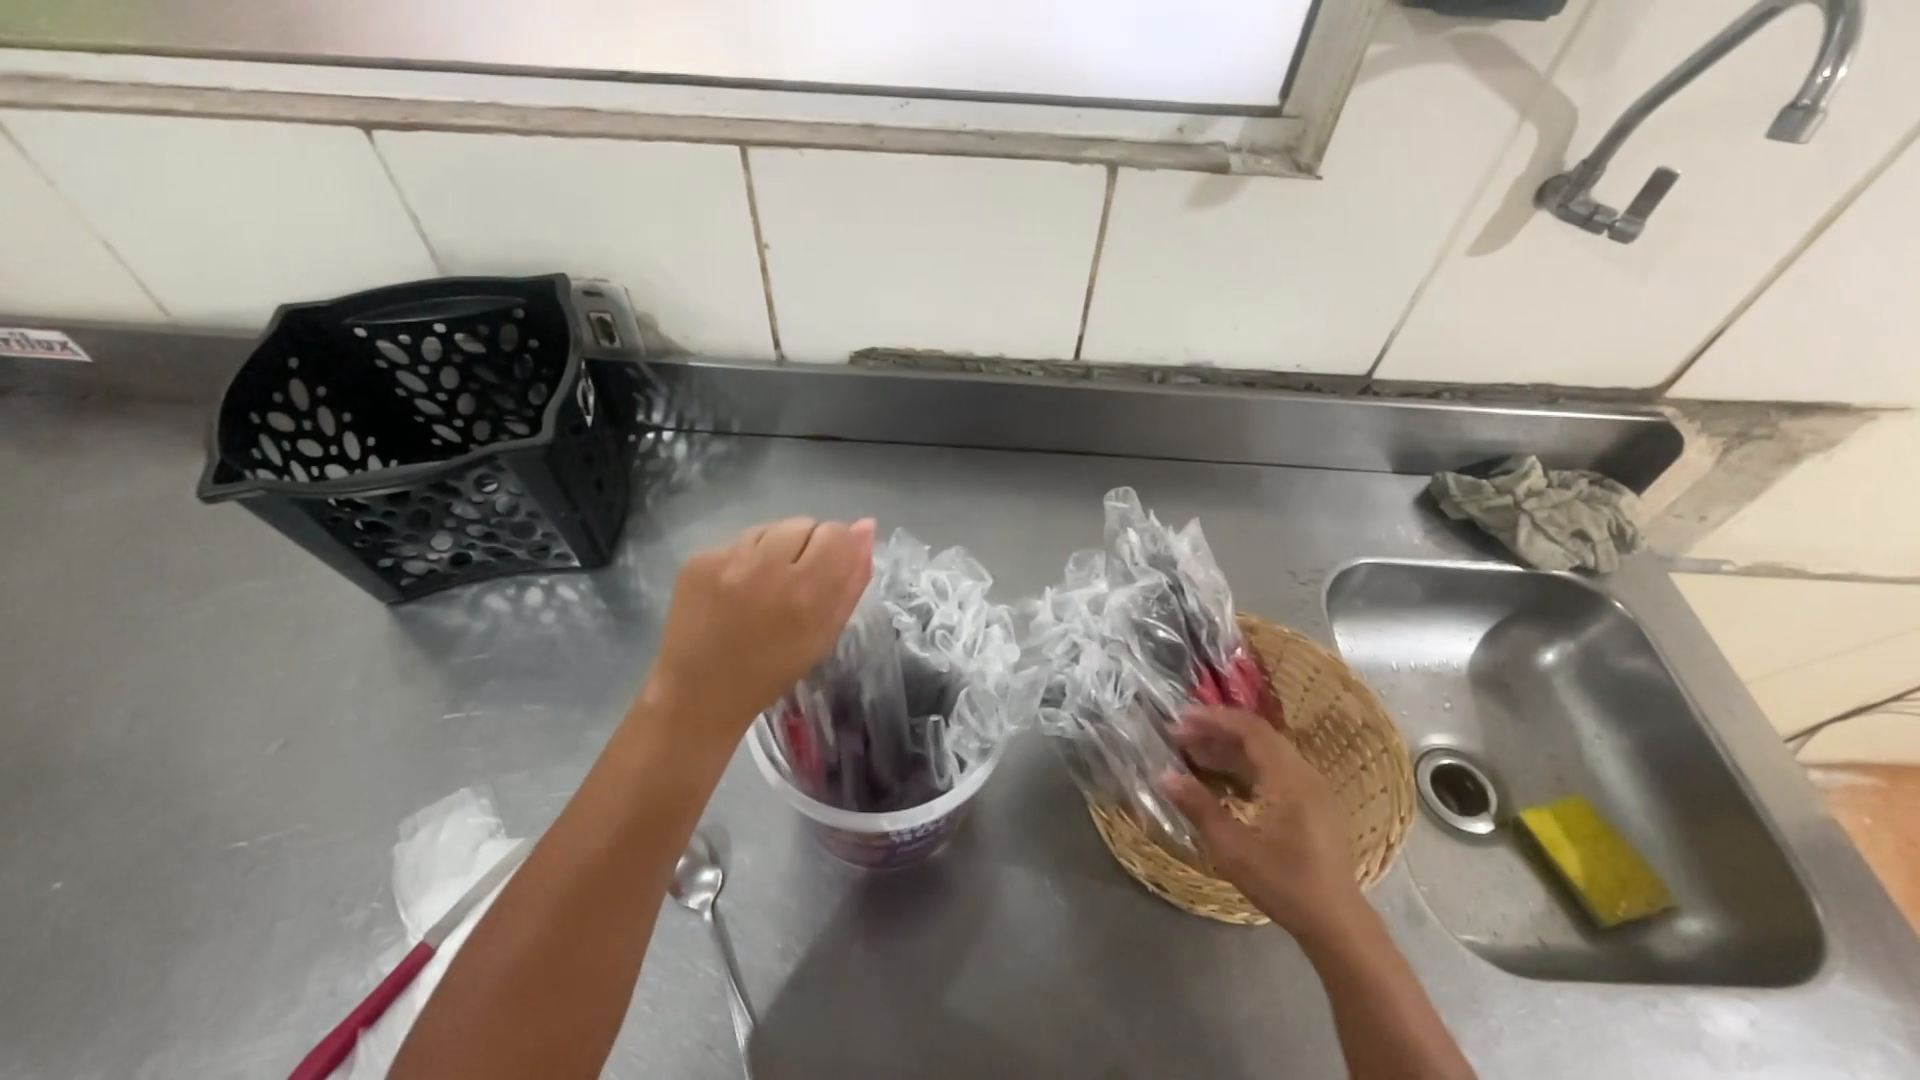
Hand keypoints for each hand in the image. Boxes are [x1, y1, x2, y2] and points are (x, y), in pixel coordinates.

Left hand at [645, 517, 875, 739]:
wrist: (701, 691)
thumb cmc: (773, 671)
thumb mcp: (825, 635)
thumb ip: (851, 581)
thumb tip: (866, 527)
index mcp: (804, 591)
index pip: (836, 533)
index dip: (839, 547)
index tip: (830, 567)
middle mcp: (765, 566)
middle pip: (804, 523)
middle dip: (808, 545)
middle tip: (797, 581)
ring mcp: (727, 559)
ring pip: (770, 529)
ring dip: (776, 549)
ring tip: (766, 585)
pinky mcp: (699, 559)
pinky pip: (736, 543)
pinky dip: (744, 560)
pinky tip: (737, 590)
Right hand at [1162, 706, 1362, 937]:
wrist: (1336, 922)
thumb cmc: (1285, 884)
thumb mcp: (1234, 849)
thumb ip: (1199, 808)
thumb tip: (1164, 776)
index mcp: (1289, 779)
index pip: (1251, 730)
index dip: (1214, 719)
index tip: (1179, 719)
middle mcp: (1304, 775)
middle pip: (1258, 737)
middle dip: (1217, 731)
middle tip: (1179, 735)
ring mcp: (1311, 790)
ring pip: (1266, 754)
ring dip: (1229, 749)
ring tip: (1191, 753)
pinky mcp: (1311, 805)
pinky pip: (1274, 771)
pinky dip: (1244, 767)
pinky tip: (1220, 780)